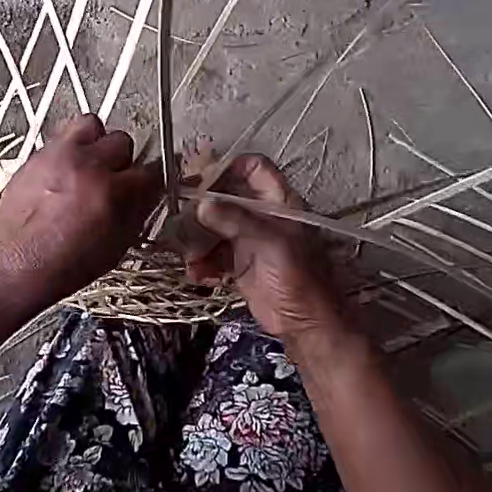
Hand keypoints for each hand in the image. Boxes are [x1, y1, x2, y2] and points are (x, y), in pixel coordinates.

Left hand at [0, 115, 160, 310]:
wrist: (13, 264)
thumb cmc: (60, 264)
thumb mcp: (116, 247)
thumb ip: (137, 213)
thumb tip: (146, 195)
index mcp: (114, 193)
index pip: (150, 171)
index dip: (151, 180)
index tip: (146, 185)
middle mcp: (88, 167)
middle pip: (122, 141)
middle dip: (123, 160)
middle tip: (115, 178)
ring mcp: (60, 156)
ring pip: (92, 124)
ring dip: (96, 142)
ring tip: (91, 163)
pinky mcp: (38, 154)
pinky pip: (62, 135)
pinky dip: (70, 147)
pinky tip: (67, 170)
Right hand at [185, 154, 346, 339]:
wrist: (306, 323)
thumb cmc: (299, 276)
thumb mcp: (271, 243)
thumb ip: (238, 220)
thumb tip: (203, 204)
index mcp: (277, 201)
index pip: (252, 168)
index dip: (228, 168)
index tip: (202, 183)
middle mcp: (260, 215)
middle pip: (223, 197)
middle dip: (201, 212)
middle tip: (185, 225)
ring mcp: (247, 238)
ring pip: (211, 226)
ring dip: (196, 242)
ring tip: (192, 259)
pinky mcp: (237, 262)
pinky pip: (210, 254)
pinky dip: (201, 263)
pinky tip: (199, 275)